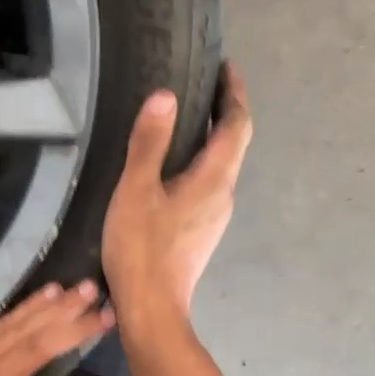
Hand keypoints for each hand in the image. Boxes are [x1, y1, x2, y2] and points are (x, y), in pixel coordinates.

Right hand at [101, 62, 252, 320]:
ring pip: (220, 168)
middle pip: (233, 144)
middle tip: (202, 88)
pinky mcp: (201, 234)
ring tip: (184, 123)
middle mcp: (224, 195)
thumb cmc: (142, 249)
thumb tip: (165, 96)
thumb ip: (149, 144)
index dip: (235, 93)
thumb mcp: (136, 191)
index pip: (237, 124)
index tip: (227, 67)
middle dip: (223, 113)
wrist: (151, 308)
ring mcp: (215, 218)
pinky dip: (197, 165)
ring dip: (209, 141)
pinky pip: (206, 187)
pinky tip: (172, 170)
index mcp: (214, 178)